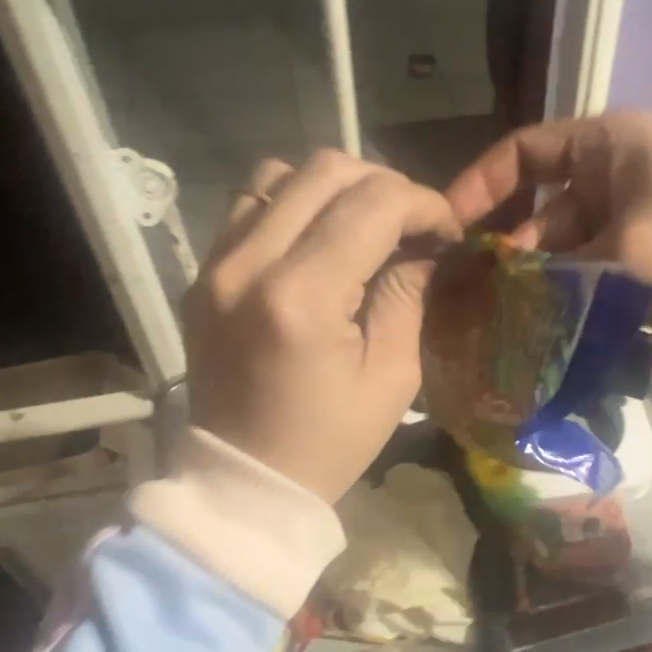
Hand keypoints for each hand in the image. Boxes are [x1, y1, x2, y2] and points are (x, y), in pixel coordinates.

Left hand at [183, 151, 460, 503]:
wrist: (244, 480)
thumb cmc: (329, 443)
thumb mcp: (392, 377)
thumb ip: (409, 294)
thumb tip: (424, 245)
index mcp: (301, 298)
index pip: (373, 204)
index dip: (424, 204)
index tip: (449, 233)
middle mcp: (247, 263)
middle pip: (325, 170)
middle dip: (385, 186)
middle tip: (412, 227)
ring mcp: (215, 264)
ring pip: (280, 173)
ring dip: (334, 188)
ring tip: (365, 227)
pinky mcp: (202, 273)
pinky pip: (248, 204)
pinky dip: (292, 205)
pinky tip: (318, 241)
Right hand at [445, 111, 651, 365]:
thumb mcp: (627, 254)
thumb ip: (556, 274)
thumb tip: (499, 298)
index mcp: (611, 147)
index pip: (526, 151)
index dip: (482, 184)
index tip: (447, 230)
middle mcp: (616, 182)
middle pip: (540, 213)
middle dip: (509, 255)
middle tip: (473, 303)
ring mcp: (631, 232)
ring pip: (564, 259)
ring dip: (538, 293)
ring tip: (502, 333)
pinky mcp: (644, 277)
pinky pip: (591, 290)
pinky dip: (569, 312)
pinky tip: (540, 344)